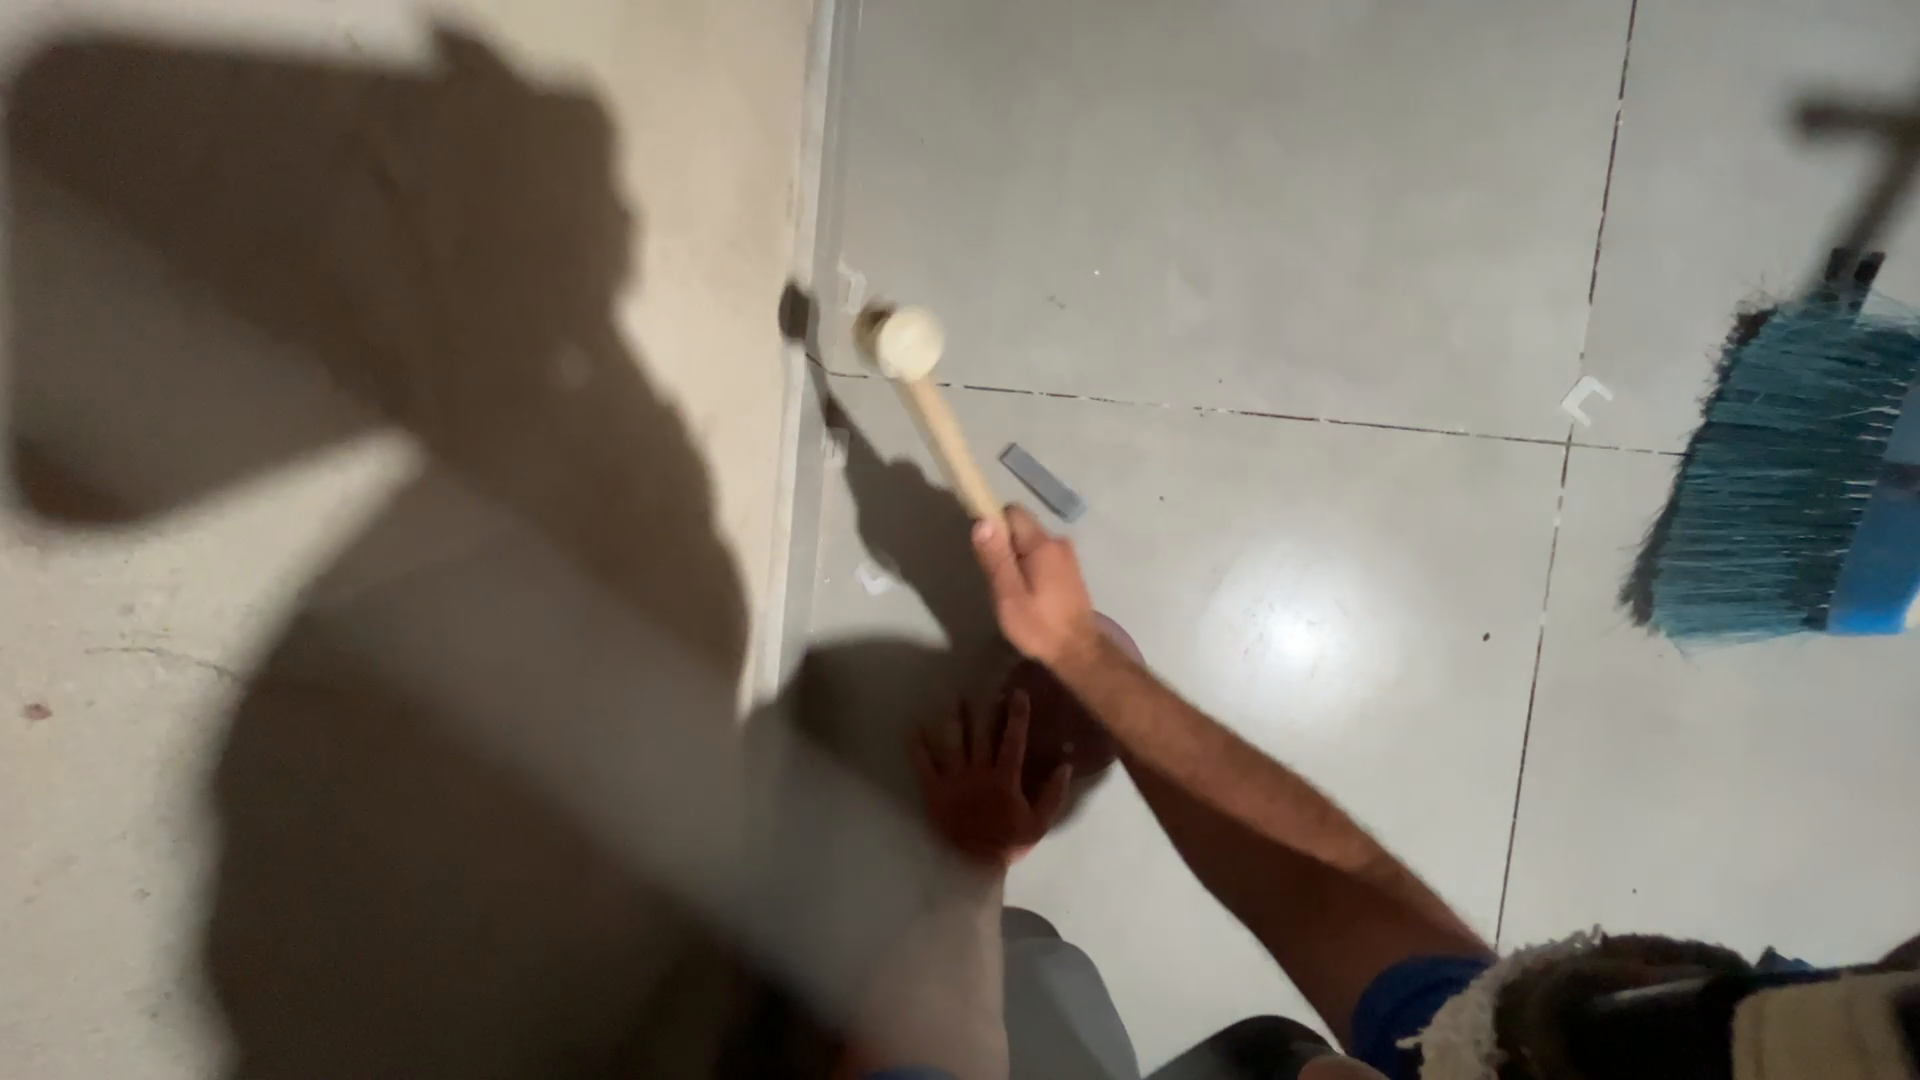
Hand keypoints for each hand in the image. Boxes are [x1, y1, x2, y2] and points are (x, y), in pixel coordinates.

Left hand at [912, 691, 1071, 868]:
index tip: (1018, 694)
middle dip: (985, 711)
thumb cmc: (1009, 841)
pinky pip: (923, 765)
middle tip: (986, 690)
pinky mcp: (935, 791)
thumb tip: (1066, 765)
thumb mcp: (1040, 822)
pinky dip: (917, 747)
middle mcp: (979, 773)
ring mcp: (955, 780)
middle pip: (981, 735)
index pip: (1013, 741)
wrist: (976, 866)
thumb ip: (1053, 793)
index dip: (1016, 716)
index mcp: (1004, 779)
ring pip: (953, 742)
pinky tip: (913, 729)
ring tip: (953, 698)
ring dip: (954, 719)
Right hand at [972, 504, 1098, 668]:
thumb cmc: (1039, 626)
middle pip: (1021, 526)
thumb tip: (981, 520)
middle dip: (1004, 545)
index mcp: (1042, 544)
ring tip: (1012, 590)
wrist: (1079, 651)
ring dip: (1017, 558)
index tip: (984, 550)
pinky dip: (1030, 566)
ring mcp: (1067, 555)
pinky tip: (1029, 593)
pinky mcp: (1070, 569)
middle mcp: (1057, 541)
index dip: (993, 524)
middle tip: (998, 579)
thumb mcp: (1009, 595)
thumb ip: (995, 557)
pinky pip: (1042, 555)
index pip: (1012, 512)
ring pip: (1030, 542)